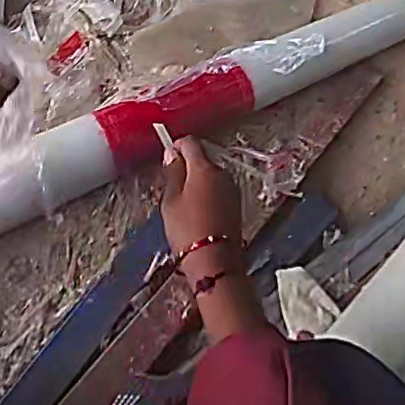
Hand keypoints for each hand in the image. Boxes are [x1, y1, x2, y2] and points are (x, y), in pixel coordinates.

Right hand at [159, 137, 242, 256]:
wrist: (215, 262)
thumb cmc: (187, 229)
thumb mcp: (171, 200)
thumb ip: (172, 173)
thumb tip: (172, 153)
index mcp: (204, 168)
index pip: (191, 143)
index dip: (177, 145)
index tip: (167, 157)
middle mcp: (222, 173)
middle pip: (202, 159)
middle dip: (187, 166)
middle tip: (171, 185)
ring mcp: (232, 189)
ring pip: (211, 175)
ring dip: (197, 181)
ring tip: (183, 202)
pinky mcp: (236, 204)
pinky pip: (218, 189)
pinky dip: (207, 193)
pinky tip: (198, 210)